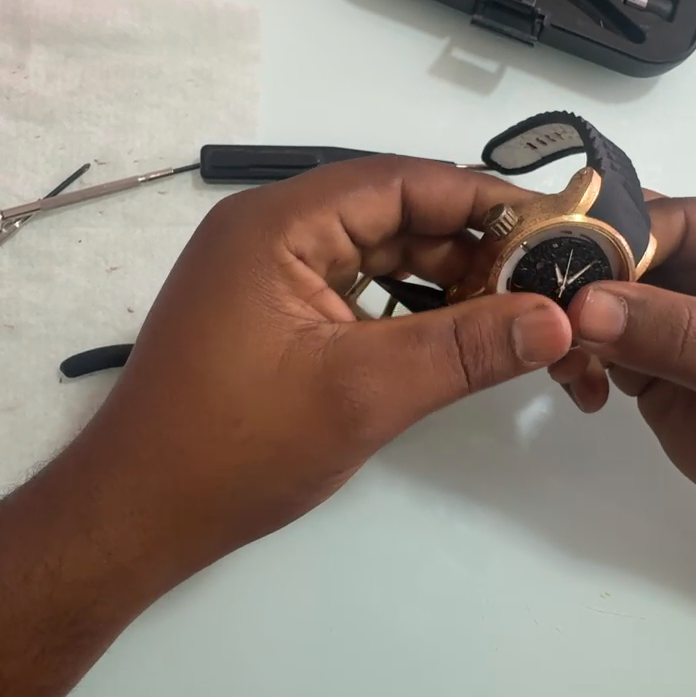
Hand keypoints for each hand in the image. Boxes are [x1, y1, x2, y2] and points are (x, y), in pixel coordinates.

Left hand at [56, 156, 573, 584]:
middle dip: (464, 244)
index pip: (397, 181)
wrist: (137, 515)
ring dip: (436, 277)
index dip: (478, 199)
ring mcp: (265, 269)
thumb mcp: (363, 394)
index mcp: (277, 223)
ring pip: (372, 251)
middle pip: (388, 212)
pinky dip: (401, 304)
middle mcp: (269, 229)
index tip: (549, 227)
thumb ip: (464, 350)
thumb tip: (558, 319)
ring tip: (505, 309)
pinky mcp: (269, 307)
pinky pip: (350, 286)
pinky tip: (446, 331)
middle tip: (538, 280)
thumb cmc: (238, 449)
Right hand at [550, 198, 695, 538]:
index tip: (562, 273)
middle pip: (622, 253)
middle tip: (542, 315)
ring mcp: (675, 319)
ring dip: (572, 327)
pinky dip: (578, 362)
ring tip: (565, 365)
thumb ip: (676, 331)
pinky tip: (581, 390)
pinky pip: (597, 346)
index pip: (666, 218)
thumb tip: (582, 307)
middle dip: (580, 281)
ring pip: (600, 299)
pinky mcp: (651, 363)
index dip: (612, 239)